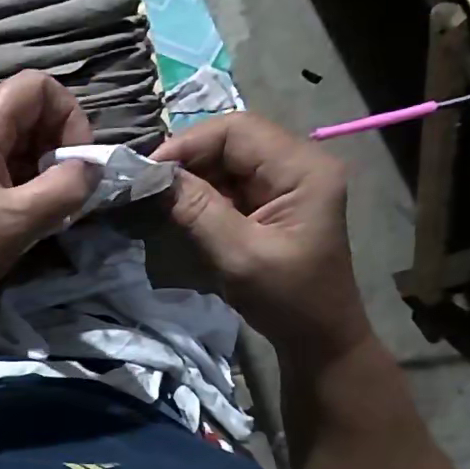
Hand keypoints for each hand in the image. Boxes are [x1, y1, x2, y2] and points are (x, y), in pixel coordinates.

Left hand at [0, 71, 97, 316]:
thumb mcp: (19, 220)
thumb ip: (64, 189)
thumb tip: (94, 169)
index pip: (36, 86)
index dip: (68, 113)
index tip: (76, 159)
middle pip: (33, 111)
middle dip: (62, 143)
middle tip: (70, 188)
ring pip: (26, 141)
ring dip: (50, 168)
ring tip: (57, 206)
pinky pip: (13, 166)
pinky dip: (35, 183)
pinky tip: (38, 215)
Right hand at [152, 112, 371, 357]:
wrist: (320, 338)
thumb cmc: (288, 300)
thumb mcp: (239, 256)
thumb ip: (197, 210)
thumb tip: (153, 175)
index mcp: (304, 169)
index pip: (237, 130)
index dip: (188, 143)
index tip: (149, 170)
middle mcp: (299, 163)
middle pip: (232, 140)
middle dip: (188, 159)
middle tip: (149, 184)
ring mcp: (287, 181)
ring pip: (228, 159)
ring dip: (193, 176)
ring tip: (160, 196)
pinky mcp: (274, 200)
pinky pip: (232, 182)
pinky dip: (204, 191)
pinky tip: (182, 207)